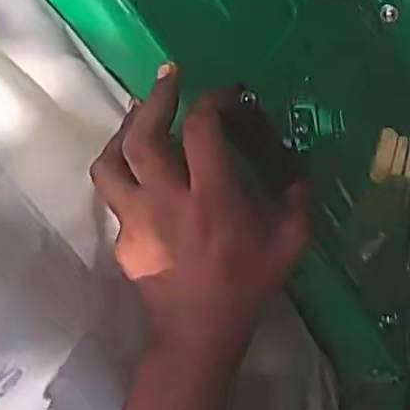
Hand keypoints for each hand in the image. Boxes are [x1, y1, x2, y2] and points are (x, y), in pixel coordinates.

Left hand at [89, 64, 309, 359]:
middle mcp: (168, 201)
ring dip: (125, 126)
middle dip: (156, 98)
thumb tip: (298, 161)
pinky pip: (113, 189)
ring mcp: (137, 219)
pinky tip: (140, 158)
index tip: (228, 92)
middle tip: (170, 74)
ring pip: (111, 161)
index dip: (213, 99)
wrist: (198, 335)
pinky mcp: (122, 235)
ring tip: (141, 108)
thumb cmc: (248, 282)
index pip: (201, 129)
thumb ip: (298, 194)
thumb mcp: (291, 238)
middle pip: (142, 137)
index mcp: (212, 196)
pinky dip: (123, 162)